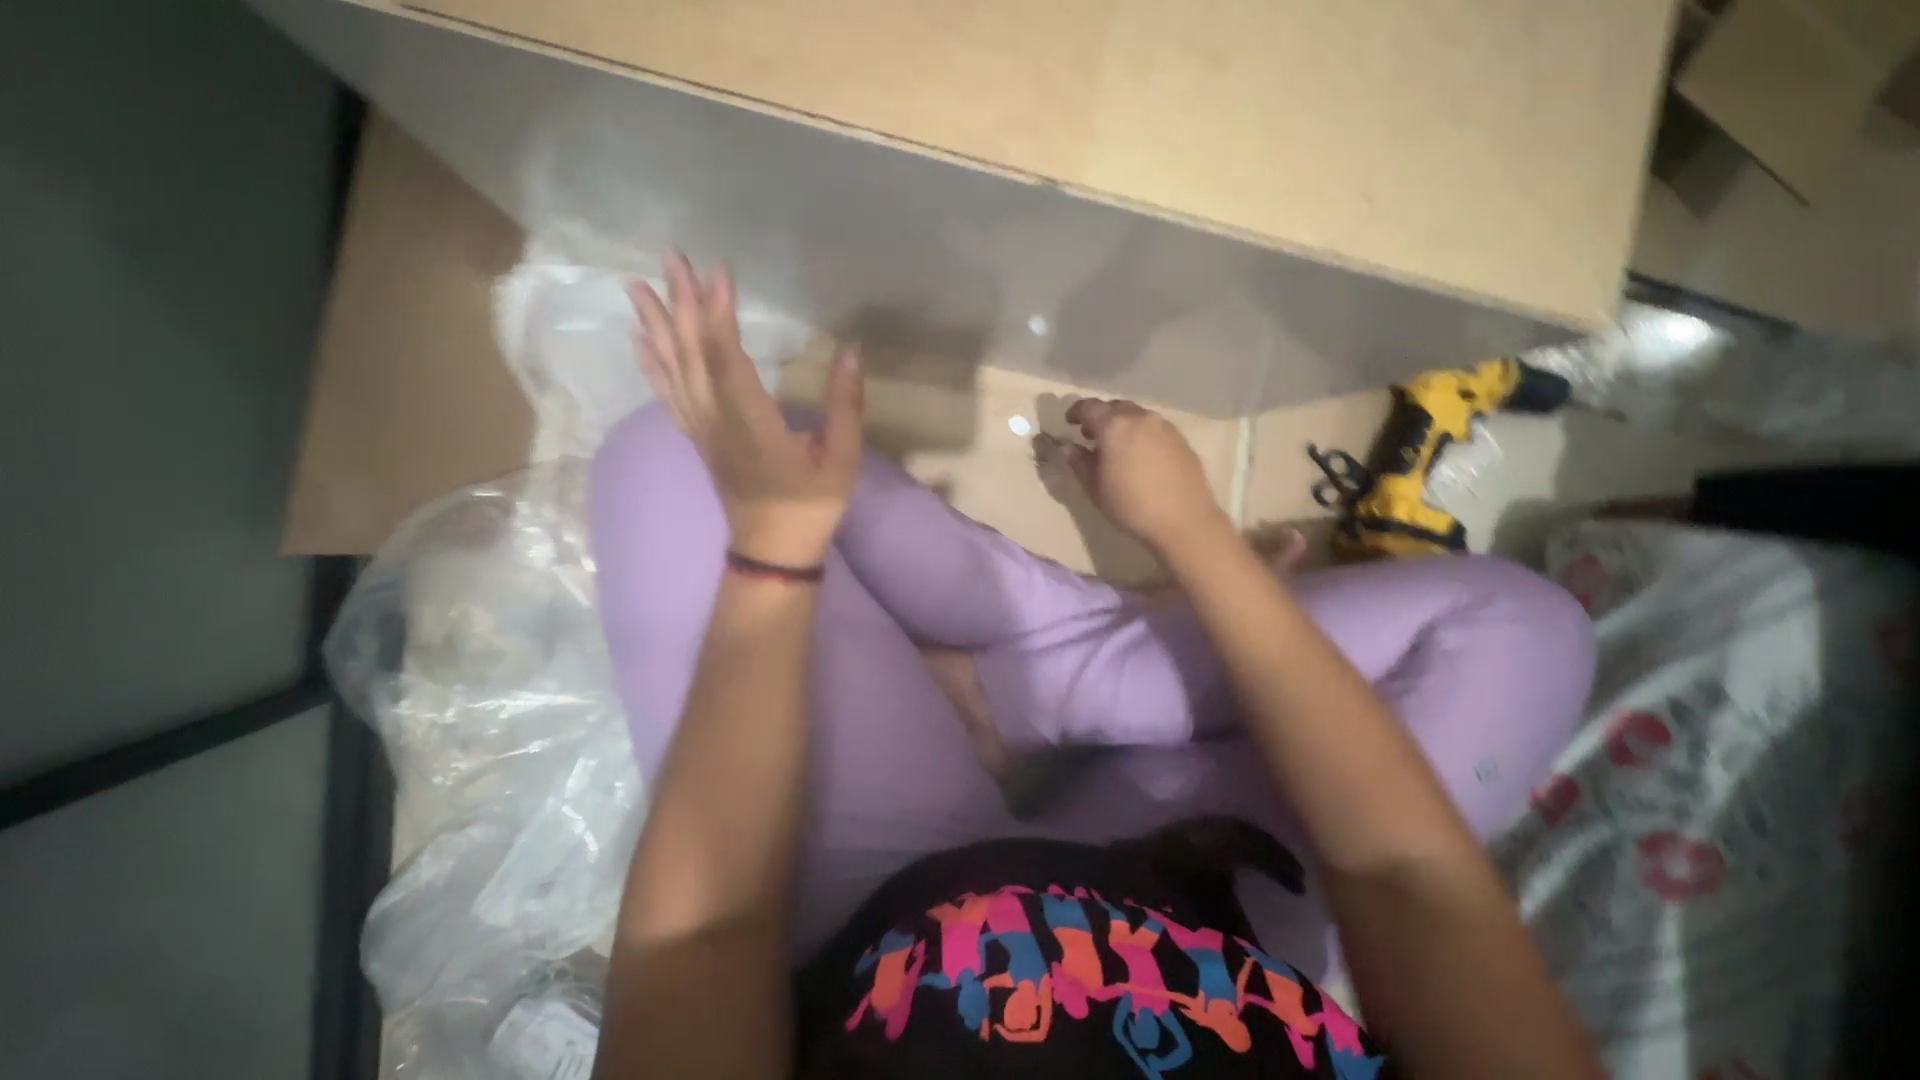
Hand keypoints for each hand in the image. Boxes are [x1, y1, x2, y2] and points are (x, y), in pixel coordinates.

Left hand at [631, 254, 864, 566]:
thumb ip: (845, 406)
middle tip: (670, 256)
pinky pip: (668, 395)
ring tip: (637, 285)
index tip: (718, 272)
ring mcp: (701, 429)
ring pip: (671, 369)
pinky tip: (641, 340)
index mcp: (751, 422)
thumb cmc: (810, 506)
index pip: (727, 359)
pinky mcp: (698, 438)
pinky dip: (652, 364)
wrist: (771, 550)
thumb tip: (850, 353)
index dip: (719, 314)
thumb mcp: (841, 461)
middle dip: (679, 303)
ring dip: (655, 325)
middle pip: (690, 354)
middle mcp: (716, 420)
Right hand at [1047, 398, 1233, 555]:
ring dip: (1123, 424)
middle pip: (1115, 407)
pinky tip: (1141, 456)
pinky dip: (1142, 434)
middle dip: (1101, 417)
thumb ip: (1079, 462)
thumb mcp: (1095, 488)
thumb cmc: (1131, 506)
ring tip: (1118, 447)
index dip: (1076, 412)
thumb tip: (1068, 447)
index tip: (1069, 423)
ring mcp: (1164, 427)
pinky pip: (1154, 428)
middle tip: (1092, 436)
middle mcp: (1140, 418)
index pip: (1089, 407)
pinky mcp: (1181, 439)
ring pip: (1137, 415)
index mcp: (1114, 426)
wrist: (1183, 520)